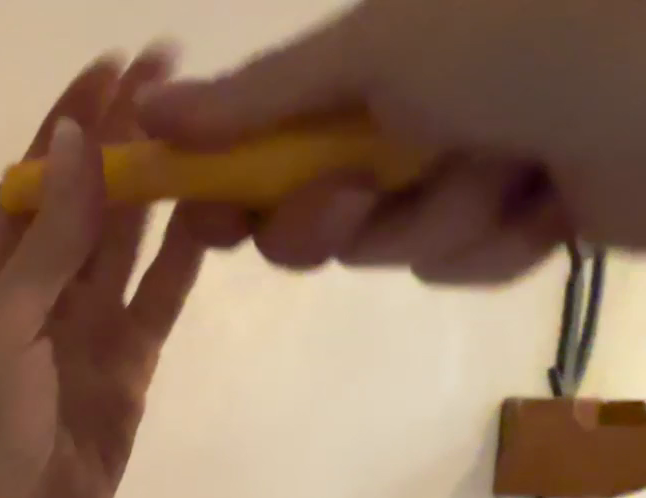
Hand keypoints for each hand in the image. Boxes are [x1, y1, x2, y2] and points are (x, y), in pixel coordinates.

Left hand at [0, 52, 204, 497]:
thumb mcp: (4, 328)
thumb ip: (45, 244)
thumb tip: (71, 143)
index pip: (32, 188)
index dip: (65, 128)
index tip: (110, 68)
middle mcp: (38, 296)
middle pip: (83, 204)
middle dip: (120, 141)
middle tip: (173, 70)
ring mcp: (87, 326)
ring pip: (127, 241)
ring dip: (159, 185)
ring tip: (207, 120)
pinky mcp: (129, 359)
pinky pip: (160, 294)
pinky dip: (185, 253)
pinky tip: (217, 203)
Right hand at [139, 0, 645, 280]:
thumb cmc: (551, 36)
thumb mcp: (384, 48)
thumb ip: (256, 95)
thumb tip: (144, 113)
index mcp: (378, 62)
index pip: (256, 142)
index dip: (223, 187)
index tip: (209, 218)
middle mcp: (414, 111)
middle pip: (302, 208)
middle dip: (325, 219)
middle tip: (357, 200)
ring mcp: (472, 162)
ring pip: (379, 244)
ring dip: (428, 225)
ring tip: (507, 179)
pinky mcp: (527, 216)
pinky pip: (454, 263)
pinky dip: (493, 245)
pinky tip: (549, 208)